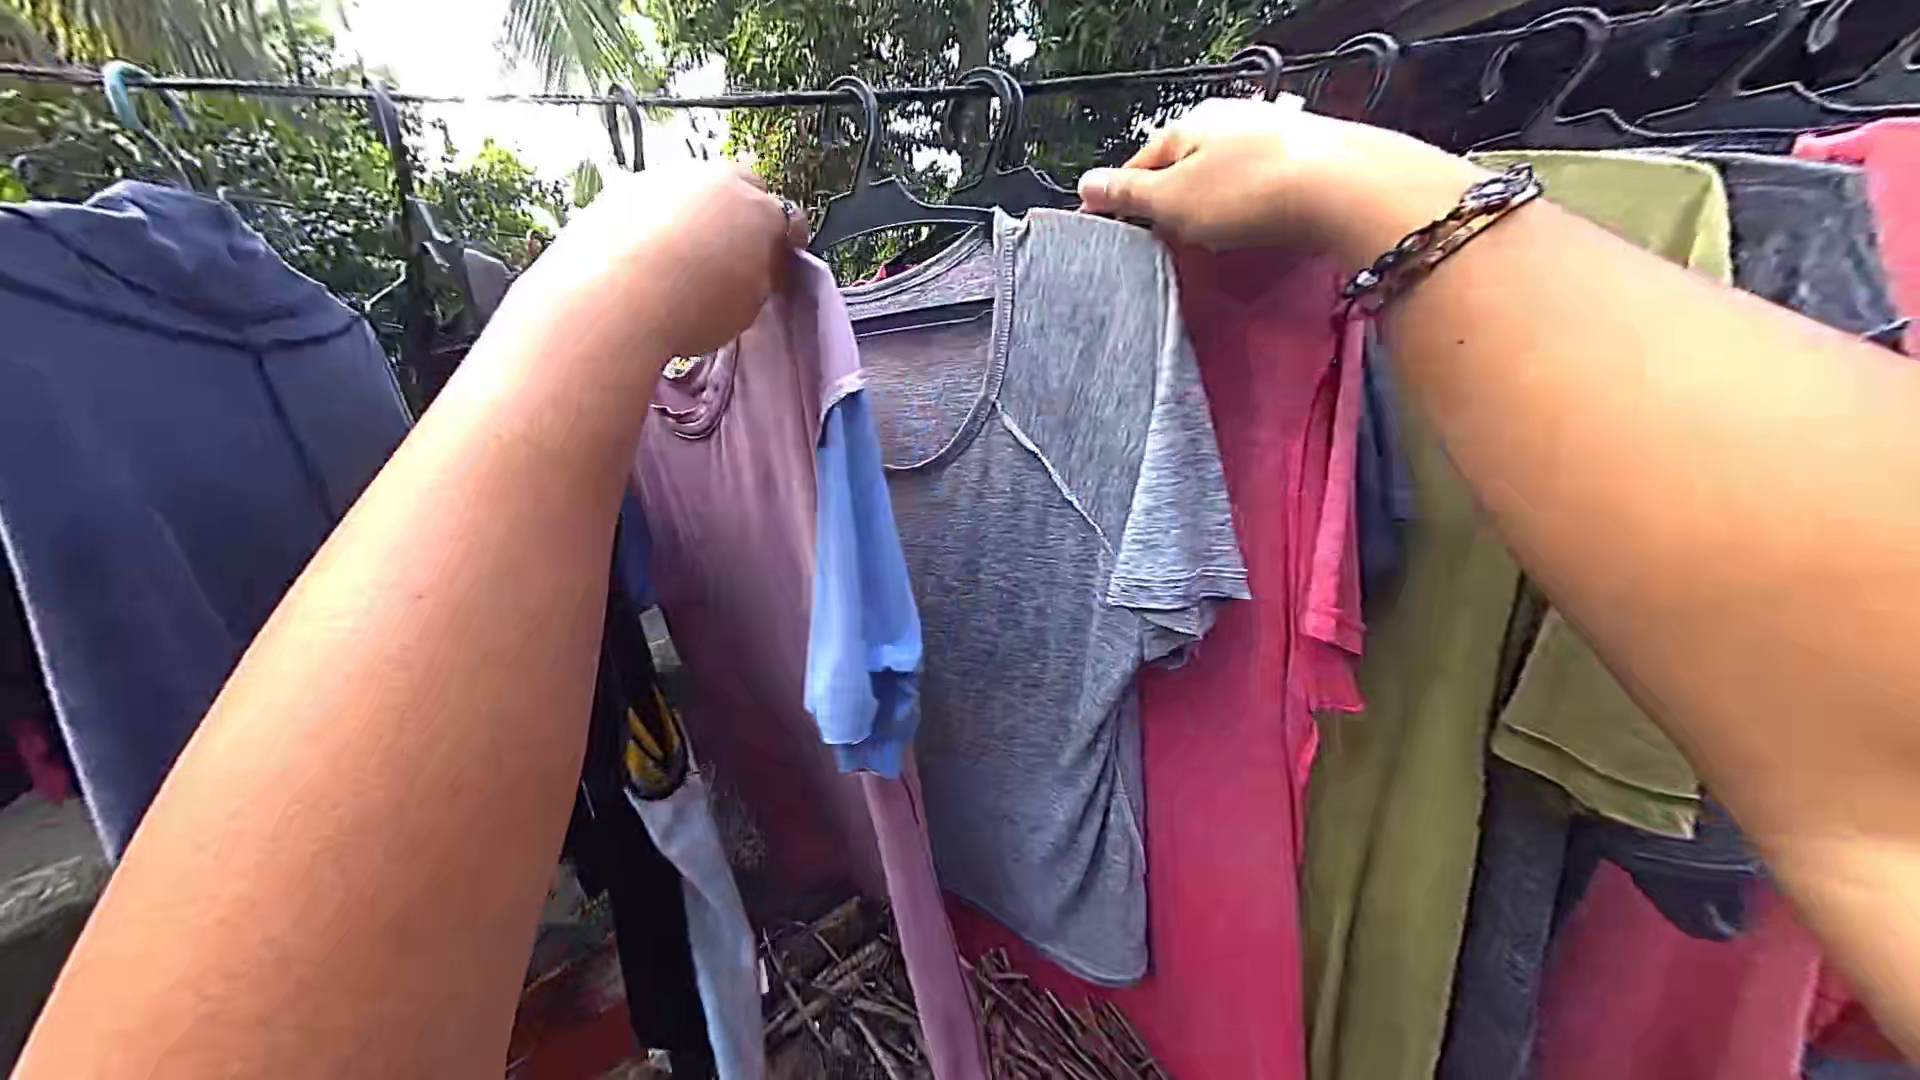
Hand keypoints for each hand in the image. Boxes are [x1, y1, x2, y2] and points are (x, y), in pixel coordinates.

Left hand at [498, 163, 806, 363]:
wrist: (614, 300)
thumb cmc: (695, 308)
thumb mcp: (750, 305)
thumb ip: (763, 276)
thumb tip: (759, 267)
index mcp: (758, 210)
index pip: (790, 218)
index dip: (788, 243)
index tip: (783, 263)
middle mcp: (715, 179)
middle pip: (744, 184)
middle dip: (747, 211)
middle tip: (740, 249)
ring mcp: (666, 176)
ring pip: (696, 187)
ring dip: (702, 212)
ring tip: (692, 253)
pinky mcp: (623, 185)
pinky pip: (657, 199)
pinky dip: (663, 219)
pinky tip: (655, 252)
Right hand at [1077, 97, 1486, 269]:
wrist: (1336, 191)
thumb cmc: (1242, 195)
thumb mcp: (1171, 199)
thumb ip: (1127, 193)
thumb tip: (1085, 182)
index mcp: (1188, 124)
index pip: (1137, 163)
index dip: (1119, 198)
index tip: (1107, 228)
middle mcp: (1226, 118)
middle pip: (1179, 167)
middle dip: (1165, 203)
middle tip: (1158, 241)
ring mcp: (1264, 132)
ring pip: (1215, 173)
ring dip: (1202, 204)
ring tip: (1200, 237)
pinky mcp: (1295, 154)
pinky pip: (1247, 182)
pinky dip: (1236, 203)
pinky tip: (1242, 224)